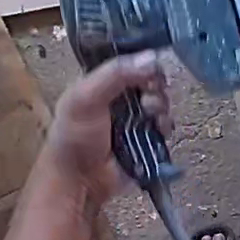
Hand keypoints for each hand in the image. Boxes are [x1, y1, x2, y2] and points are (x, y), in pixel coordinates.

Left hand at [40, 51, 171, 205]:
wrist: (79, 181)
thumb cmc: (75, 137)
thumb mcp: (86, 97)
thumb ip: (116, 74)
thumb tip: (153, 57)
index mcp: (99, 81)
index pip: (128, 60)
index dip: (144, 61)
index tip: (153, 67)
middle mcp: (117, 96)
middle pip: (149, 80)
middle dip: (155, 86)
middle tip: (150, 95)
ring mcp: (132, 118)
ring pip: (159, 102)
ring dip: (161, 106)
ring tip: (152, 115)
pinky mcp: (145, 139)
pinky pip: (163, 126)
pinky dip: (165, 125)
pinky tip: (159, 129)